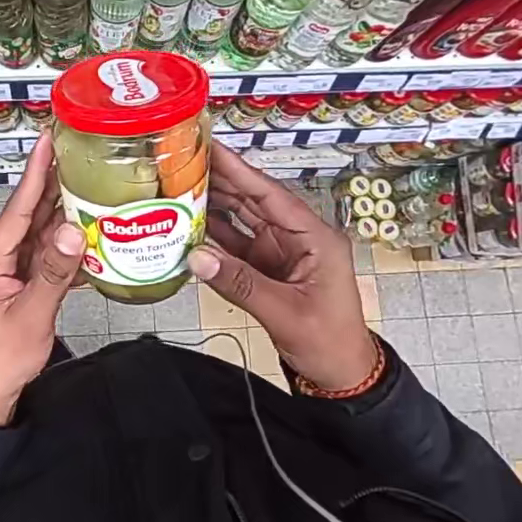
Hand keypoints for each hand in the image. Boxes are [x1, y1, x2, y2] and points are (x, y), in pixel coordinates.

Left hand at [0, 135, 85, 426]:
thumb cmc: (3, 354)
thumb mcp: (30, 315)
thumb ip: (52, 273)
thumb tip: (74, 233)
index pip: (19, 208)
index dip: (35, 173)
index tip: (47, 142)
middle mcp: (4, 255)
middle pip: (32, 209)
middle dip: (52, 177)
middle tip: (75, 148)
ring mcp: (18, 265)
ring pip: (45, 227)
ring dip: (67, 205)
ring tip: (90, 177)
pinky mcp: (32, 277)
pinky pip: (53, 249)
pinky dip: (73, 238)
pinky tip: (92, 227)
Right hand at [186, 142, 377, 390]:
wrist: (341, 373)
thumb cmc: (328, 341)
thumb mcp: (285, 312)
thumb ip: (240, 283)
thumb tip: (197, 257)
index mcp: (314, 238)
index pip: (271, 195)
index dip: (240, 171)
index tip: (212, 148)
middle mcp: (297, 238)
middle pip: (254, 202)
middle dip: (222, 181)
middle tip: (185, 162)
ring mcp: (280, 253)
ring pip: (242, 221)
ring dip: (214, 206)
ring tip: (180, 186)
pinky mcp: (267, 269)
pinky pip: (236, 246)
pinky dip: (213, 237)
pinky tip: (190, 225)